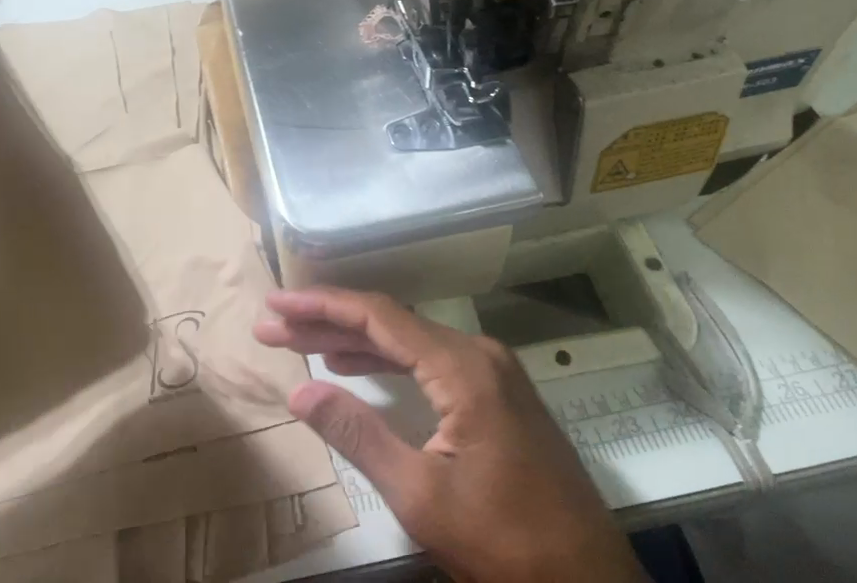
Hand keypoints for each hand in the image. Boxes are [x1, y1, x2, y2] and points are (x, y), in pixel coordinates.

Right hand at [255, 288, 647, 582]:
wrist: (584, 578)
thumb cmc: (502, 537)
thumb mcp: (420, 493)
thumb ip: (358, 434)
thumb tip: (298, 391)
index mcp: (463, 368)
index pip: (379, 317)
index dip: (321, 305)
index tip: (276, 303)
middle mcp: (479, 355)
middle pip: (391, 323)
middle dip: (328, 323)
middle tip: (272, 326)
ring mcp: (492, 374)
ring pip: (409, 341)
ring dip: (353, 341)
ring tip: (298, 342)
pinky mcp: (497, 395)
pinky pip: (430, 361)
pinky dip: (386, 360)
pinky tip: (351, 366)